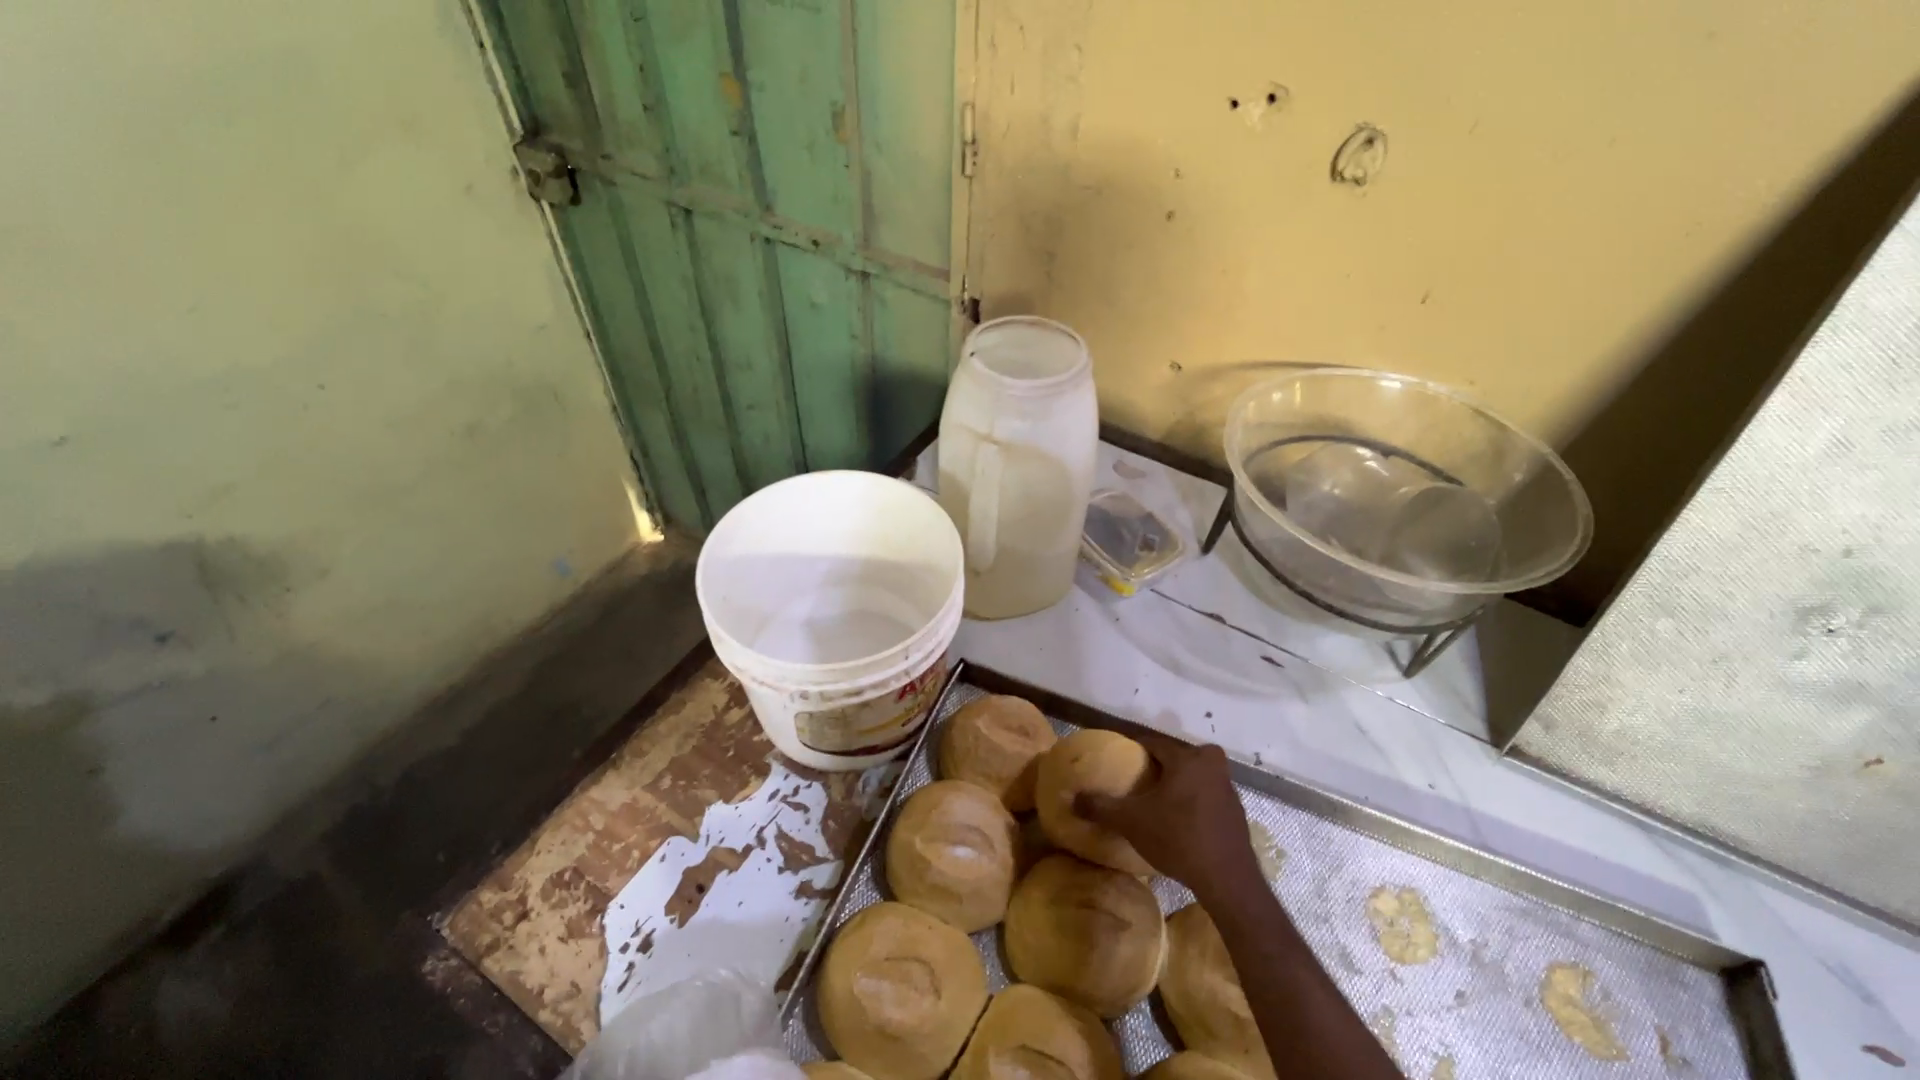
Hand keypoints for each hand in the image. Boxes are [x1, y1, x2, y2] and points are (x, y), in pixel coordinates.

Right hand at [1075, 729, 1261, 900]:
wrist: (1226, 878)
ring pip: (1193, 776)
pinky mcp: (1236, 810)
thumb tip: (1070, 798)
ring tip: (1154, 801)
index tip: (1117, 760)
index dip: (1132, 750)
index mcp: (1188, 758)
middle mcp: (1212, 764)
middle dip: (1156, 767)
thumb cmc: (1178, 838)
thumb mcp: (1131, 822)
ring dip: (1176, 784)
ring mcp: (1228, 787)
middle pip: (1175, 757)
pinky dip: (1191, 801)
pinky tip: (1178, 821)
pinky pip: (1206, 795)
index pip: (1152, 742)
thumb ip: (1100, 806)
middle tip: (1134, 782)